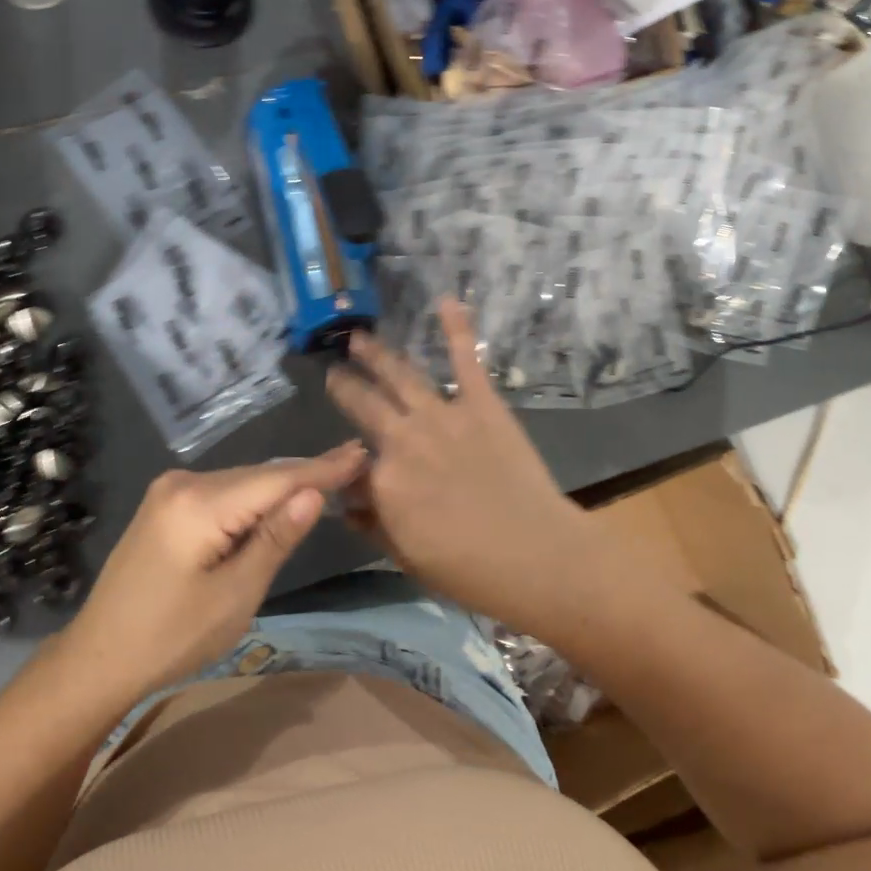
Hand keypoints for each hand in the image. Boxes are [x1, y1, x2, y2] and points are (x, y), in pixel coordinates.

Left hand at [62, 443, 367, 697]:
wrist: (99, 657)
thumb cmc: (171, 637)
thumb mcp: (235, 595)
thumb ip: (274, 540)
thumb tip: (313, 494)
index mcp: (199, 503)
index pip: (276, 479)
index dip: (322, 468)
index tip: (362, 453)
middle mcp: (183, 483)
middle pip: (258, 476)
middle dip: (306, 473)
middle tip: (355, 463)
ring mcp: (169, 491)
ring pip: (241, 483)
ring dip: (281, 486)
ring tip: (331, 476)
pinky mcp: (165, 506)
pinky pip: (223, 494)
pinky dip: (254, 498)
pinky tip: (281, 500)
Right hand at [325, 299, 619, 635]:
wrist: (536, 556)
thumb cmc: (469, 570)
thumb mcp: (406, 557)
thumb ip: (372, 525)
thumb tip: (346, 504)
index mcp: (382, 481)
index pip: (350, 462)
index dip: (343, 462)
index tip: (340, 460)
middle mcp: (403, 439)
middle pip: (363, 404)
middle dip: (345, 386)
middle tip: (333, 373)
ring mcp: (443, 416)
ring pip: (400, 375)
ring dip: (376, 354)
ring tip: (358, 338)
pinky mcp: (482, 404)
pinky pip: (466, 359)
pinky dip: (457, 327)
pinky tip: (447, 300)